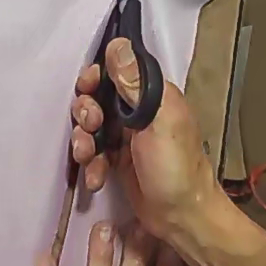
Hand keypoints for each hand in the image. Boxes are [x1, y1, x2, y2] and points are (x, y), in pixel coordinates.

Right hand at [69, 38, 224, 243]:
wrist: (181, 220)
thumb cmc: (176, 169)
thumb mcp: (158, 121)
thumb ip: (135, 83)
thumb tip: (119, 45)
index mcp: (152, 96)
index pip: (115, 73)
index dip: (95, 80)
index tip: (88, 90)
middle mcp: (137, 113)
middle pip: (96, 99)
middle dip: (86, 113)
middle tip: (91, 128)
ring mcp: (126, 137)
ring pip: (90, 127)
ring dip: (83, 141)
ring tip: (88, 157)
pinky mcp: (116, 160)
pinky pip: (93, 153)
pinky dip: (90, 165)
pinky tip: (96, 178)